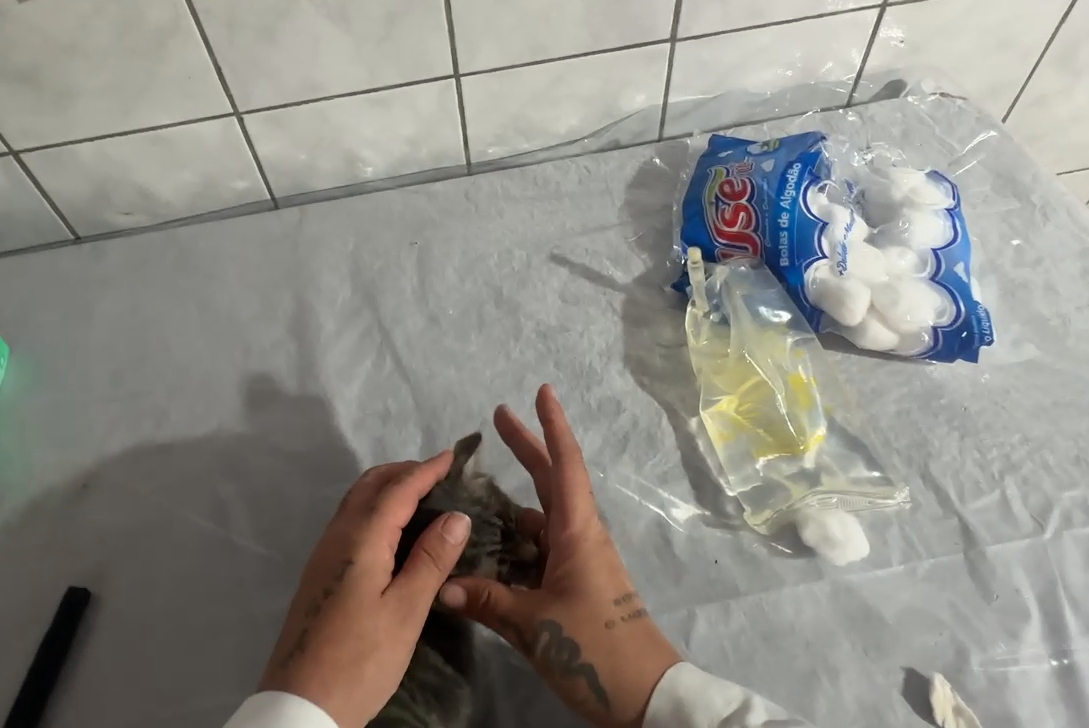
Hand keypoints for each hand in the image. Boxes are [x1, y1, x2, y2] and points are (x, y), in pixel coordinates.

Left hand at [260, 451, 473, 727]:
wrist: (301, 706)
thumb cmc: (360, 658)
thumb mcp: (405, 612)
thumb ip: (431, 560)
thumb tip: (457, 516)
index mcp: (360, 538)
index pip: (398, 489)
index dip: (426, 471)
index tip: (453, 456)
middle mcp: (338, 535)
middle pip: (372, 485)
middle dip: (405, 472)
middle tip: (439, 475)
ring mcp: (325, 553)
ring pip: (358, 501)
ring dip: (388, 489)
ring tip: (422, 497)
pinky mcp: (321, 573)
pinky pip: (352, 520)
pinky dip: (376, 509)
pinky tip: (394, 531)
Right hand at [438, 386, 681, 727]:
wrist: (647, 699)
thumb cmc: (595, 649)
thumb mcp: (535, 626)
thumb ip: (488, 601)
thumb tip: (442, 586)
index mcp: (577, 532)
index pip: (564, 465)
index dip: (551, 426)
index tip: (541, 391)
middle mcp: (580, 537)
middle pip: (552, 479)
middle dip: (526, 447)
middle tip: (497, 417)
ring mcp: (581, 561)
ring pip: (542, 519)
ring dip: (514, 503)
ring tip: (475, 497)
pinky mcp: (578, 586)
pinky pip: (541, 551)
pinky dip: (516, 543)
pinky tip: (489, 553)